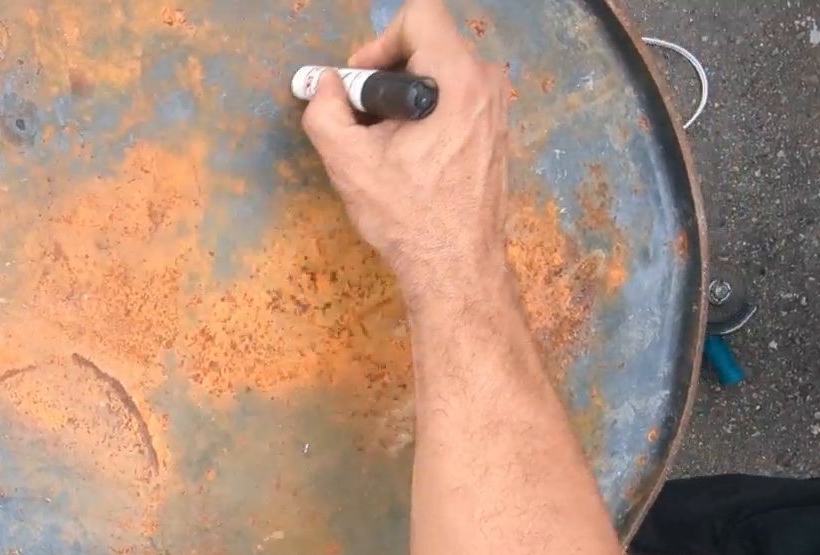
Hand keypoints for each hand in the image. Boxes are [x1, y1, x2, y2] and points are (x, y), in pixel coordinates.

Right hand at [299, 0, 511, 306]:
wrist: (454, 266)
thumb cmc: (407, 218)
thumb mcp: (350, 165)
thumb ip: (326, 114)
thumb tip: (323, 87)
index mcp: (456, 78)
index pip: (419, 16)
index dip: (378, 45)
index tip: (359, 87)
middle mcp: (486, 83)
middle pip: (428, 48)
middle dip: (387, 80)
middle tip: (364, 126)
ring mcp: (496, 110)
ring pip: (441, 79)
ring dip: (404, 105)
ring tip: (385, 151)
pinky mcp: (495, 136)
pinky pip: (455, 106)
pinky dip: (426, 122)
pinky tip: (409, 165)